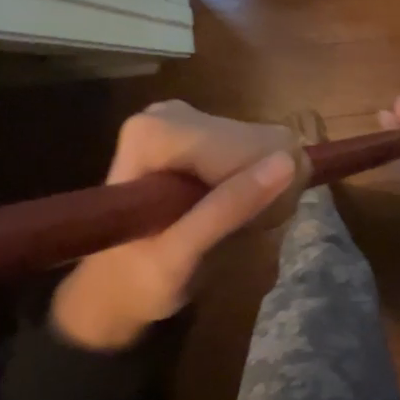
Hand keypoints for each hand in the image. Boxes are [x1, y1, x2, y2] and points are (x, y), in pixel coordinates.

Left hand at [50, 101, 308, 350]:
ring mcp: (190, 117)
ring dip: (265, 186)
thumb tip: (286, 164)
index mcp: (156, 133)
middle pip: (262, 139)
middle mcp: (172, 113)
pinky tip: (234, 203)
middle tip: (242, 229)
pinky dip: (260, 179)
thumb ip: (226, 210)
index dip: (264, 188)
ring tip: (235, 221)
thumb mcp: (178, 257)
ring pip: (267, 142)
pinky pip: (261, 145)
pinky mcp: (204, 127)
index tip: (249, 229)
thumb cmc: (136, 281)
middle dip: (265, 186)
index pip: (251, 145)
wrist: (112, 285)